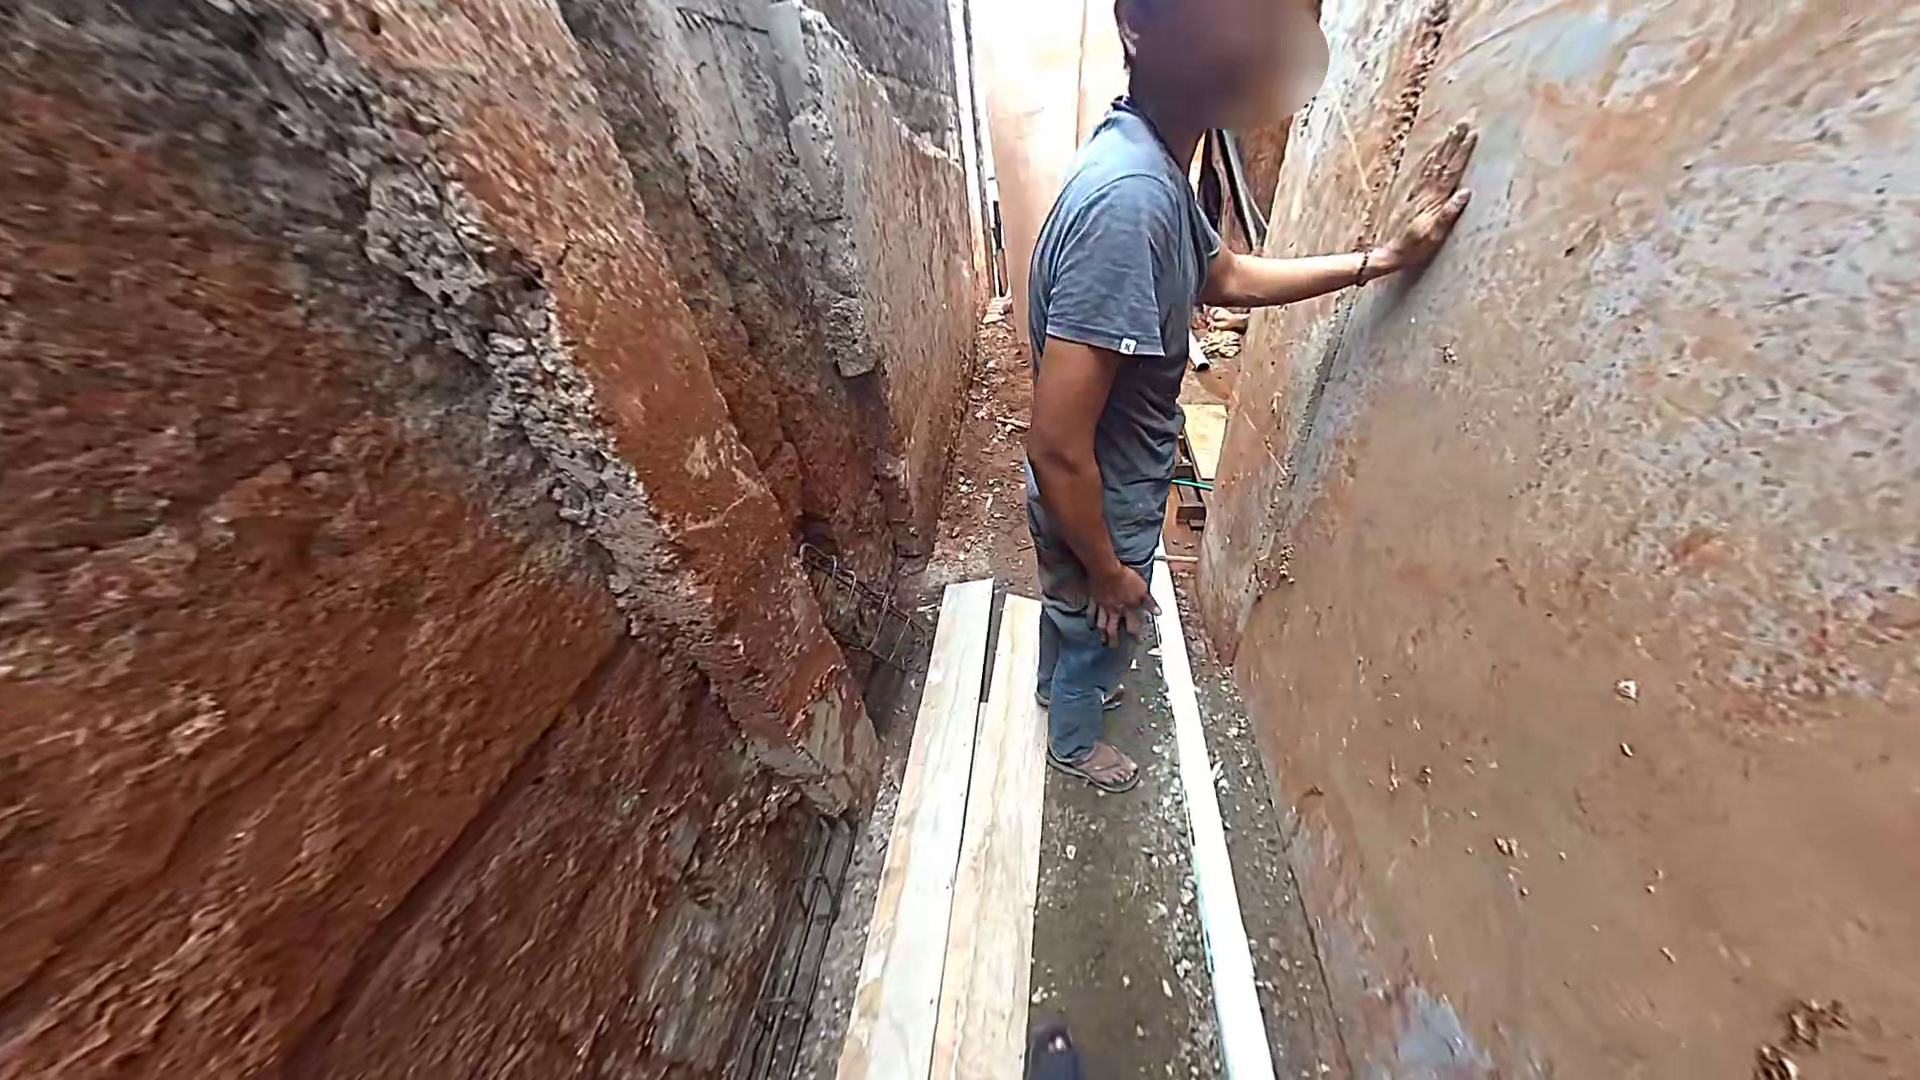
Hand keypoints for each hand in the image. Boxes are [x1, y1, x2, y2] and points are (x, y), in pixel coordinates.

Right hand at [1090, 563, 1157, 644]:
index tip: (1137, 641)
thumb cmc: (1125, 577)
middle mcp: (1114, 611)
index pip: (1132, 626)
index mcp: (1128, 608)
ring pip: (1101, 624)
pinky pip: (1091, 612)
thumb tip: (1158, 613)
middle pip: (1113, 629)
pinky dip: (1090, 619)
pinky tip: (1090, 624)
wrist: (1105, 570)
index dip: (1135, 636)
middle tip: (1113, 646)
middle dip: (1113, 640)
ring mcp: (1102, 606)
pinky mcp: (1093, 600)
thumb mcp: (1142, 589)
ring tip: (1101, 640)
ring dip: (1101, 633)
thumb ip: (1149, 602)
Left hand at [1376, 120, 1476, 273]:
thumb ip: (1448, 215)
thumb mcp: (1433, 236)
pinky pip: (1421, 176)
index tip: (1472, 134)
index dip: (1461, 153)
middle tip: (1462, 123)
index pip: (1451, 172)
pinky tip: (1432, 154)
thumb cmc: (1414, 249)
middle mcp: (1425, 196)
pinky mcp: (1412, 202)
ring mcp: (1417, 197)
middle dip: (1452, 144)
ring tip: (1451, 132)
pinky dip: (1427, 162)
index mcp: (1434, 202)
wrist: (1390, 256)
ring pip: (1431, 167)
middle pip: (1441, 165)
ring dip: (1442, 149)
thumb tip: (1465, 192)